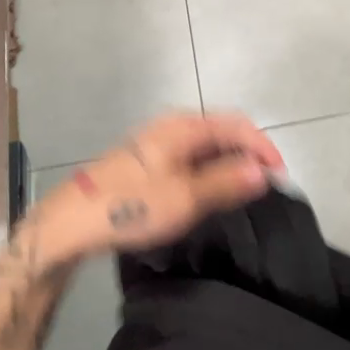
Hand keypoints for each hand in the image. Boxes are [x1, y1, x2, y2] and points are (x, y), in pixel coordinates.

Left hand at [33, 113, 285, 262]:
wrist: (69, 224)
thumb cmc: (130, 206)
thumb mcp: (185, 198)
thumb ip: (226, 182)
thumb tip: (263, 172)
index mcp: (183, 126)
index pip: (237, 125)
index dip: (263, 147)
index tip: (280, 177)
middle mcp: (172, 127)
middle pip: (222, 131)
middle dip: (248, 154)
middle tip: (266, 186)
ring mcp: (156, 144)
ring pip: (205, 146)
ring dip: (229, 164)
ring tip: (244, 192)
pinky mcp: (146, 163)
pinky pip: (190, 158)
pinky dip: (209, 171)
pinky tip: (210, 194)